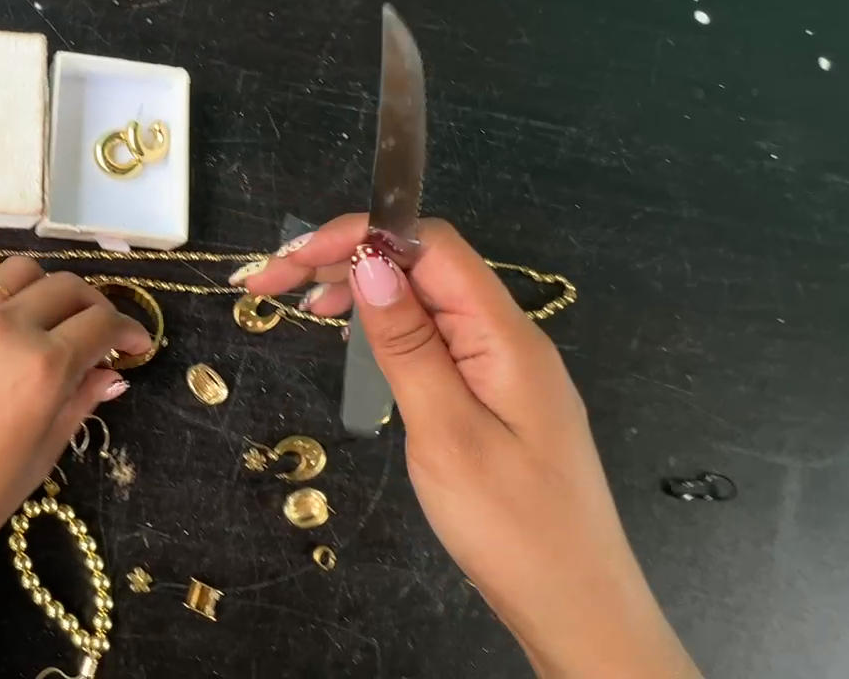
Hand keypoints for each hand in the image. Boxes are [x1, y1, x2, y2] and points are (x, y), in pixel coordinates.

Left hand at [0, 258, 150, 623]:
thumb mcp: (43, 454)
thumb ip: (80, 401)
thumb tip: (111, 373)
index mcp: (43, 364)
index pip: (101, 322)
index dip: (129, 330)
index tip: (136, 345)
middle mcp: (6, 326)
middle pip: (66, 286)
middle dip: (95, 305)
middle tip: (99, 335)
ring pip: (20, 272)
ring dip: (48, 289)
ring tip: (51, 320)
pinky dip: (5, 302)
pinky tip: (3, 338)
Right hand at [243, 215, 697, 678]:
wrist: (577, 613)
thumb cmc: (511, 526)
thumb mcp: (446, 431)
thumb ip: (407, 342)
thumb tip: (369, 262)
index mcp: (504, 335)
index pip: (430, 246)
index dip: (361, 234)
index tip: (296, 258)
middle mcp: (503, 335)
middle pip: (419, 264)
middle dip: (343, 258)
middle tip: (271, 281)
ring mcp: (496, 362)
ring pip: (419, 295)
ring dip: (356, 286)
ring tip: (297, 303)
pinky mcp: (485, 388)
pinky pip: (427, 330)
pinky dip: (378, 320)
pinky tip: (347, 331)